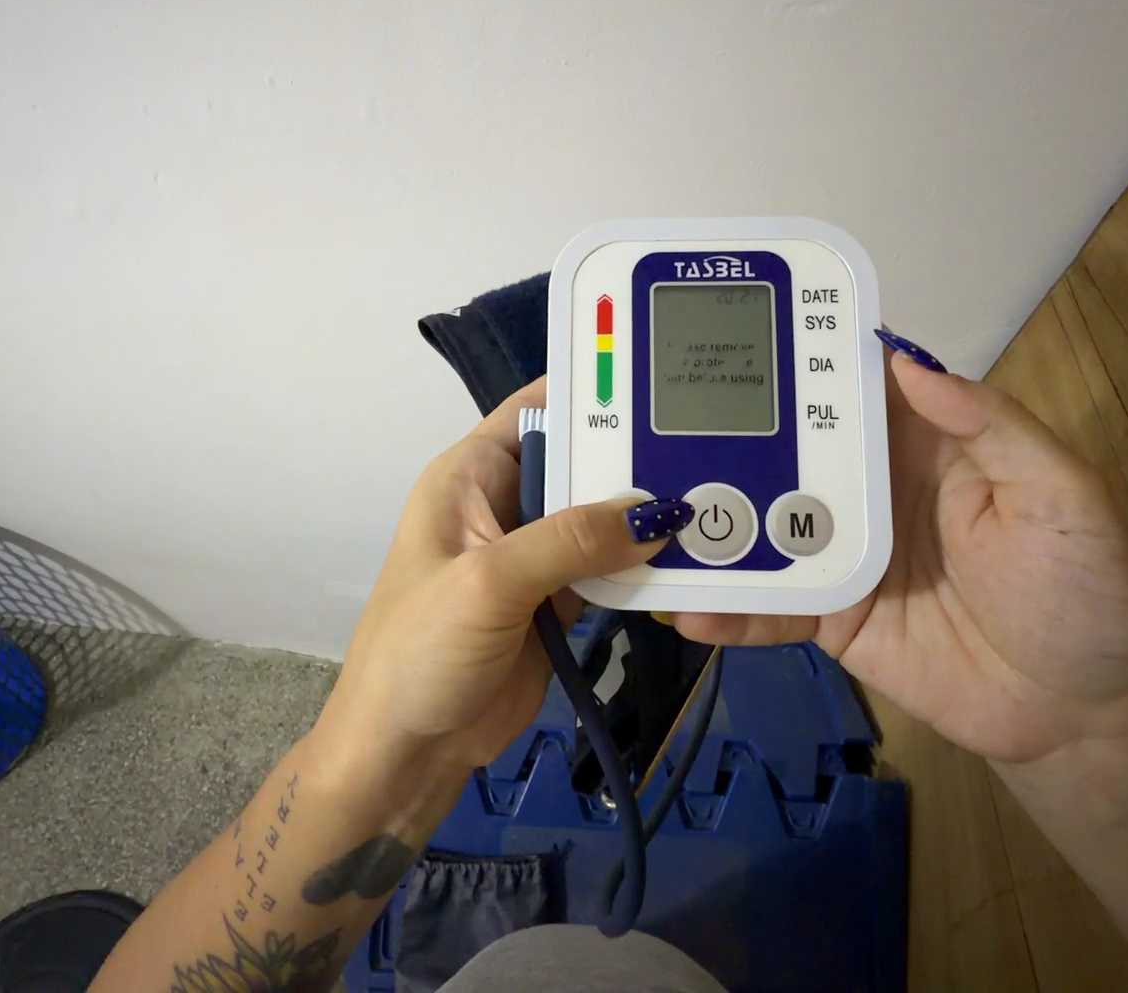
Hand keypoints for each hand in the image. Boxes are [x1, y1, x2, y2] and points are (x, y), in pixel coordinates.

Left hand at [317, 378, 678, 777]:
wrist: (409, 749)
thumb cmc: (423, 650)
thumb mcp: (489, 582)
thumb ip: (571, 541)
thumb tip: (659, 512)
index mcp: (470, 475)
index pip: (533, 409)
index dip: (589, 388)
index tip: (660, 378)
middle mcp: (503, 503)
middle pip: (576, 461)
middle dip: (631, 455)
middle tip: (712, 443)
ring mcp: (532, 554)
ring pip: (597, 516)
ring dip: (643, 513)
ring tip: (717, 492)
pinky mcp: (555, 598)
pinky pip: (606, 565)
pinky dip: (640, 562)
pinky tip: (689, 554)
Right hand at [675, 343, 1127, 764]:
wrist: (1072, 717)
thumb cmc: (1083, 596)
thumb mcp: (1064, 501)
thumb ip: (993, 430)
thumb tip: (904, 362)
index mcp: (919, 448)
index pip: (847, 390)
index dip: (796, 360)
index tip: (728, 336)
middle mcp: (866, 492)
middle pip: (785, 455)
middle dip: (722, 439)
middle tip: (649, 427)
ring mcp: (836, 554)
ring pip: (760, 529)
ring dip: (708, 527)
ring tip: (650, 524)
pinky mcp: (825, 614)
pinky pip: (769, 606)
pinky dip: (729, 610)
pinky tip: (689, 612)